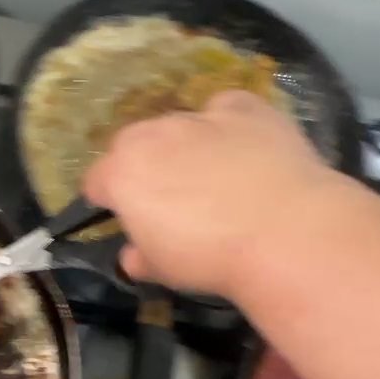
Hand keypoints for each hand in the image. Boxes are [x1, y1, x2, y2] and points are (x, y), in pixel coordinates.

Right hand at [83, 90, 365, 295]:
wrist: (283, 232)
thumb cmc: (206, 256)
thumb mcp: (159, 269)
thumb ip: (137, 256)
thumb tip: (133, 254)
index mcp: (121, 173)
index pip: (95, 181)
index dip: (105, 202)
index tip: (122, 219)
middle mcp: (154, 135)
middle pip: (132, 145)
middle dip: (140, 167)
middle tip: (164, 201)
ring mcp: (201, 117)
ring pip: (177, 127)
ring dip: (180, 147)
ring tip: (208, 178)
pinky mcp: (246, 109)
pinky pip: (223, 109)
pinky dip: (224, 124)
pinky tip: (238, 147)